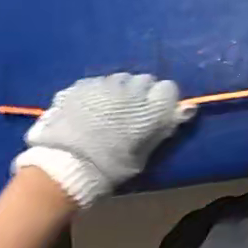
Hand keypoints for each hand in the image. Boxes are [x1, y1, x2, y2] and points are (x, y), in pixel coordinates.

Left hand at [12, 73, 190, 206]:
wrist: (66, 163)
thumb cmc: (109, 168)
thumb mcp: (142, 155)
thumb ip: (161, 130)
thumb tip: (182, 111)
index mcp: (150, 108)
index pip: (169, 89)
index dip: (162, 101)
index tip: (156, 114)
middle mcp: (130, 87)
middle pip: (144, 80)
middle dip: (141, 94)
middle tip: (131, 115)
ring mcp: (105, 82)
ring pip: (120, 79)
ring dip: (119, 92)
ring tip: (107, 112)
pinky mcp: (83, 82)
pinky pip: (97, 83)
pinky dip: (97, 93)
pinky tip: (87, 110)